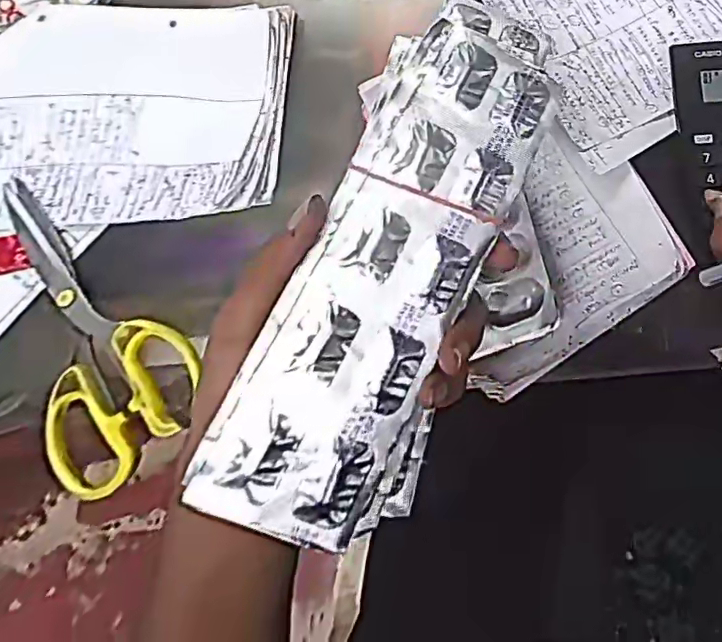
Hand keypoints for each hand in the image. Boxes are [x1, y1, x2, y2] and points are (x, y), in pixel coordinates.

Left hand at [192, 194, 497, 430]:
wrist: (246, 513)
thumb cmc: (234, 410)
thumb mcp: (241, 332)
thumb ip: (273, 270)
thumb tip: (316, 208)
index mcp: (335, 289)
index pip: (391, 247)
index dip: (435, 229)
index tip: (474, 229)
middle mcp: (371, 317)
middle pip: (437, 285)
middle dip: (470, 282)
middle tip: (487, 284)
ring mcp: (392, 360)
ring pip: (451, 328)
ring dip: (462, 336)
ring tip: (444, 364)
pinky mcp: (403, 400)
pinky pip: (446, 378)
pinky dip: (451, 381)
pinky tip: (432, 395)